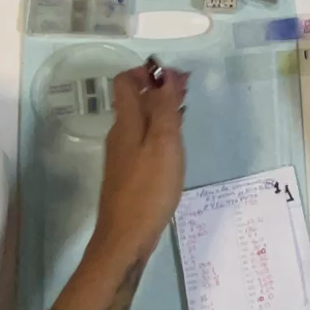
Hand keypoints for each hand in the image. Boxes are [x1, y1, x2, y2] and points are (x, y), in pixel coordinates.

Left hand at [94, 63, 187, 257]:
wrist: (126, 237)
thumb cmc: (148, 189)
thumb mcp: (163, 143)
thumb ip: (164, 107)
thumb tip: (165, 73)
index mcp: (126, 122)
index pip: (126, 82)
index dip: (148, 72)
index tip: (176, 76)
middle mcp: (120, 133)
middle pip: (134, 99)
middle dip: (159, 87)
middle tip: (188, 87)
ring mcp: (123, 153)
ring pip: (140, 119)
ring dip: (161, 107)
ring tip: (186, 108)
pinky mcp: (129, 171)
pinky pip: (144, 137)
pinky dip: (160, 128)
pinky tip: (176, 140)